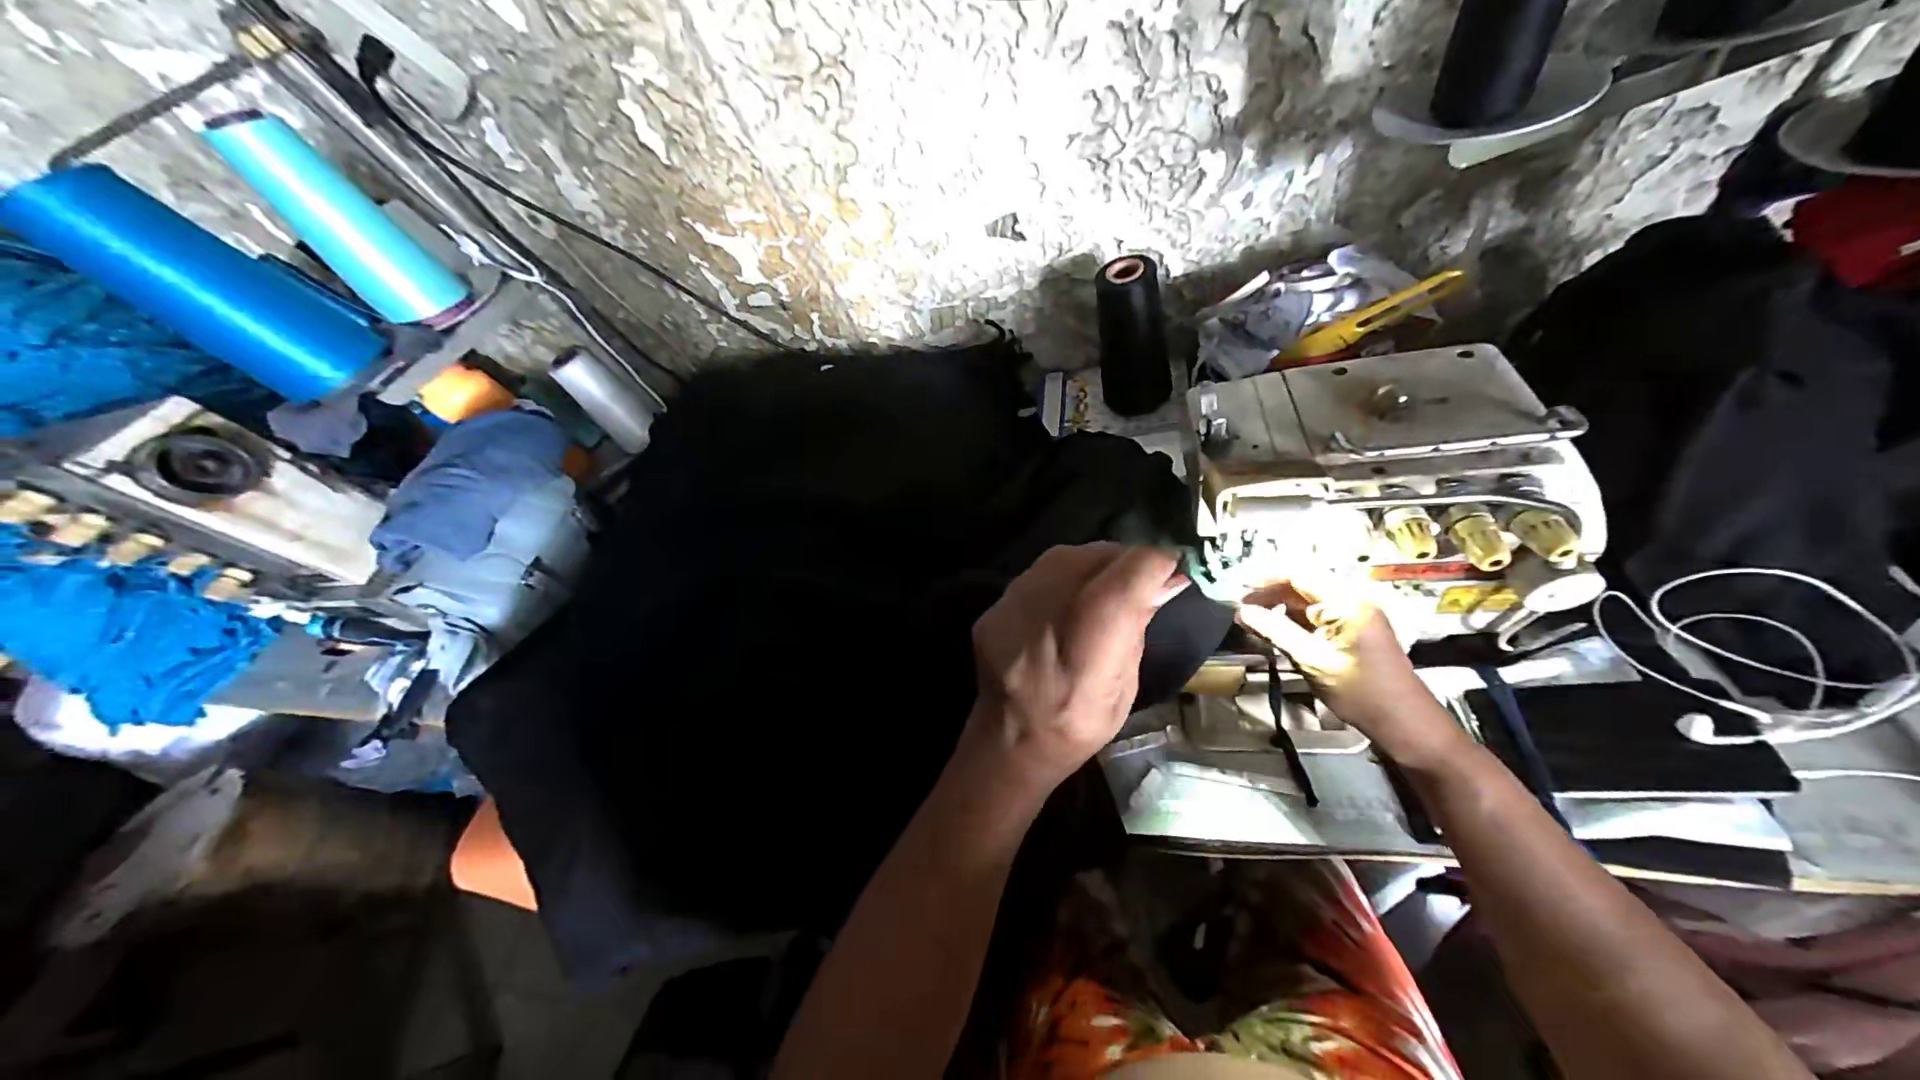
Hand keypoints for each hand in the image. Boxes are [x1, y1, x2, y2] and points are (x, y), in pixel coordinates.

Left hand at [967, 543, 1185, 790]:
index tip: (1179, 561)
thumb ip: (1137, 626)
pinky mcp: (992, 607)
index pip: (1122, 585)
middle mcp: (1039, 627)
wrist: (1007, 740)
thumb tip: (1169, 576)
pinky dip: (1067, 575)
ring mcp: (1007, 612)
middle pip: (1093, 559)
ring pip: (1065, 557)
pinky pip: (1039, 572)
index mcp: (1082, 662)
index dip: (1155, 563)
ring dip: (1098, 563)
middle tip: (1147, 574)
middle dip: (1128, 559)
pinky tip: (1075, 595)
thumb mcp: (1124, 686)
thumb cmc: (1078, 726)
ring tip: (1113, 583)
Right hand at [1236, 576, 1471, 769]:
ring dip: (1280, 608)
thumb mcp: (1312, 660)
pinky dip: (1295, 620)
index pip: (1300, 574)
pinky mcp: (1353, 630)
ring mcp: (1354, 616)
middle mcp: (1353, 601)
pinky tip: (1275, 631)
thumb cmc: (1360, 691)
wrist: (1404, 721)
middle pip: (1304, 585)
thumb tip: (1243, 612)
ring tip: (1253, 620)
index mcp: (1347, 602)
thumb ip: (1275, 631)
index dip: (1267, 579)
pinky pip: (1318, 616)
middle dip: (1270, 594)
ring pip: (1309, 601)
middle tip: (1242, 608)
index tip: (1240, 591)